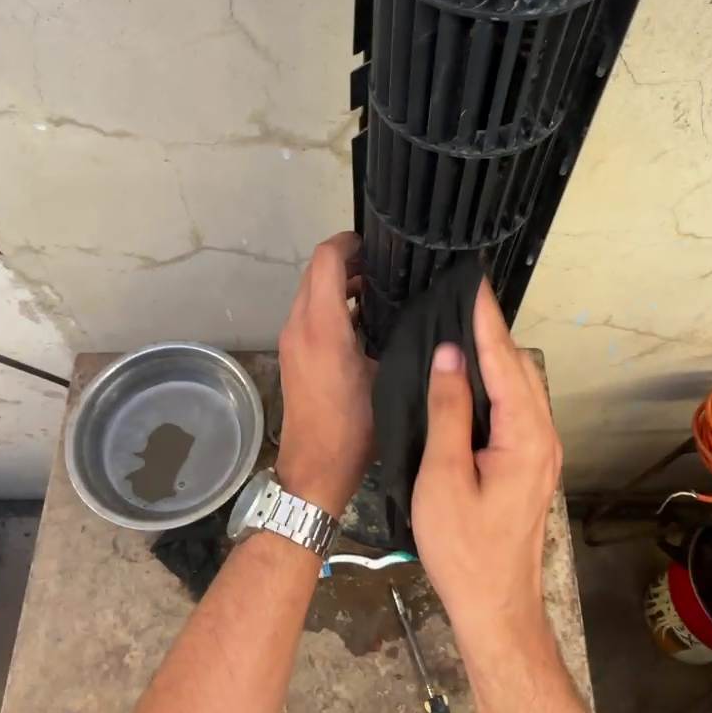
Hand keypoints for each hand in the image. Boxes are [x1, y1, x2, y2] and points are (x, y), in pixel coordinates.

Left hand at [274, 232, 375, 514]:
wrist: (315, 469)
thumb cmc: (354, 428)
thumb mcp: (387, 379)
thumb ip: (398, 339)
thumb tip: (420, 315)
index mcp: (322, 326)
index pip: (326, 259)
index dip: (351, 242)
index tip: (380, 246)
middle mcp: (299, 325)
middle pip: (317, 271)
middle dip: (349, 261)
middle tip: (388, 267)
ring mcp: (291, 340)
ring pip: (311, 292)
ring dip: (340, 284)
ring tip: (381, 291)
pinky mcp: (292, 354)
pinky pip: (309, 313)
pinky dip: (332, 305)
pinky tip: (364, 319)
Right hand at [411, 281, 563, 649]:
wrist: (495, 607)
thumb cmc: (463, 549)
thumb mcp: (443, 478)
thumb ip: (448, 412)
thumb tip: (449, 357)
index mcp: (525, 436)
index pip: (505, 362)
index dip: (486, 321)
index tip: (474, 284)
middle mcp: (542, 437)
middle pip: (520, 370)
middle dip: (493, 333)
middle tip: (461, 301)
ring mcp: (540, 453)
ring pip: (520, 389)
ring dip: (495, 358)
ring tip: (462, 329)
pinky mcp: (529, 466)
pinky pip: (515, 409)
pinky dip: (495, 385)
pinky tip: (470, 381)